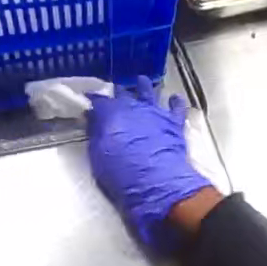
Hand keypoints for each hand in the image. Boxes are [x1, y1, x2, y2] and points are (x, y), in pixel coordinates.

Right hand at [86, 76, 214, 246]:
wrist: (157, 185)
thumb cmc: (121, 175)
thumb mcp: (98, 156)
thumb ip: (96, 134)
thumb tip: (93, 118)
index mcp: (112, 114)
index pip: (100, 101)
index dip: (94, 99)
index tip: (90, 99)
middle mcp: (133, 108)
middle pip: (124, 95)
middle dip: (118, 92)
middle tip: (115, 90)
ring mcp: (155, 114)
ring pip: (149, 93)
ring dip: (144, 87)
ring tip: (141, 80)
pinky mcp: (174, 124)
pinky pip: (176, 108)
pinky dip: (175, 102)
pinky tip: (175, 97)